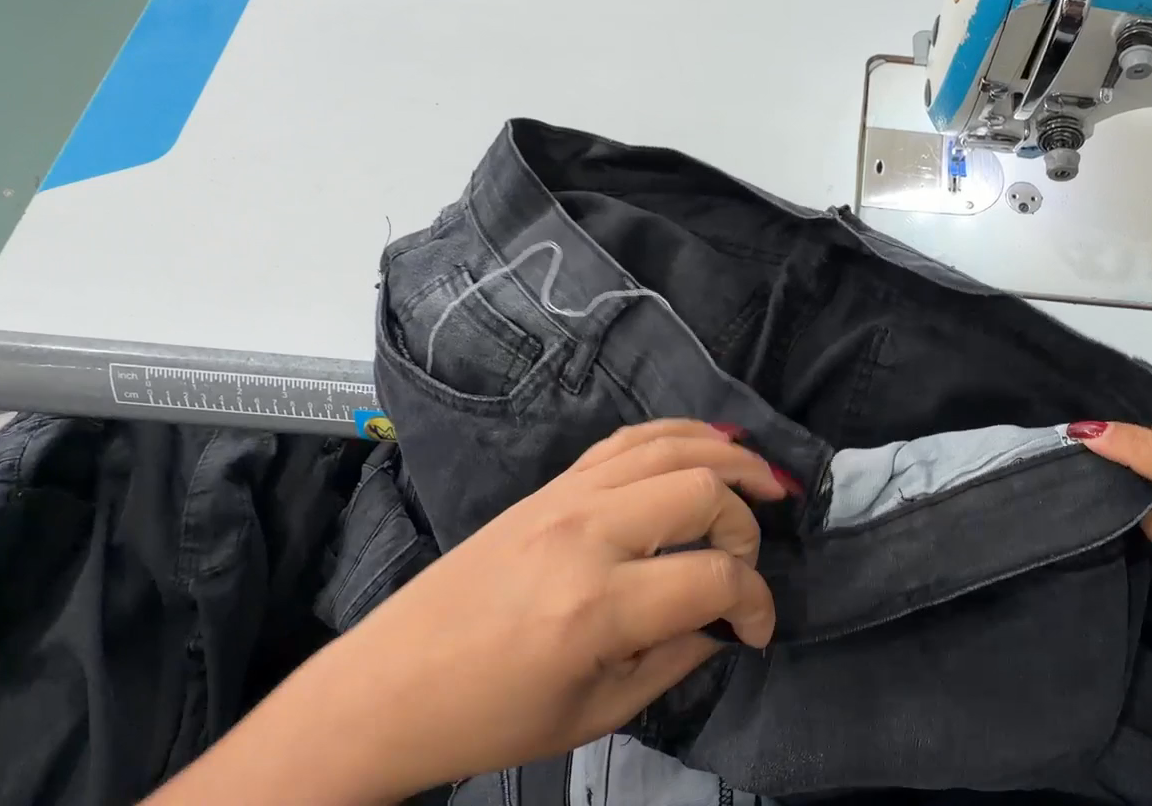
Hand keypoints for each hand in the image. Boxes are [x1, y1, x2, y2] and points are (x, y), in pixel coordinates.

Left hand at [224, 420, 787, 800]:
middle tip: (746, 560)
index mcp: (596, 606)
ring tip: (765, 478)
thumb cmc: (489, 717)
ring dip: (729, 456)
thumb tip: (725, 620)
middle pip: (702, 488)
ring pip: (670, 445)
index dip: (756, 603)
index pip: (714, 578)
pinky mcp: (551, 485)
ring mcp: (566, 497)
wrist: (386, 687)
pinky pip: (628, 439)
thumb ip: (676, 659)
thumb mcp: (595, 714)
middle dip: (745, 523)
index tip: (757, 628)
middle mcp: (586, 533)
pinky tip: (708, 446)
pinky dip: (679, 434)